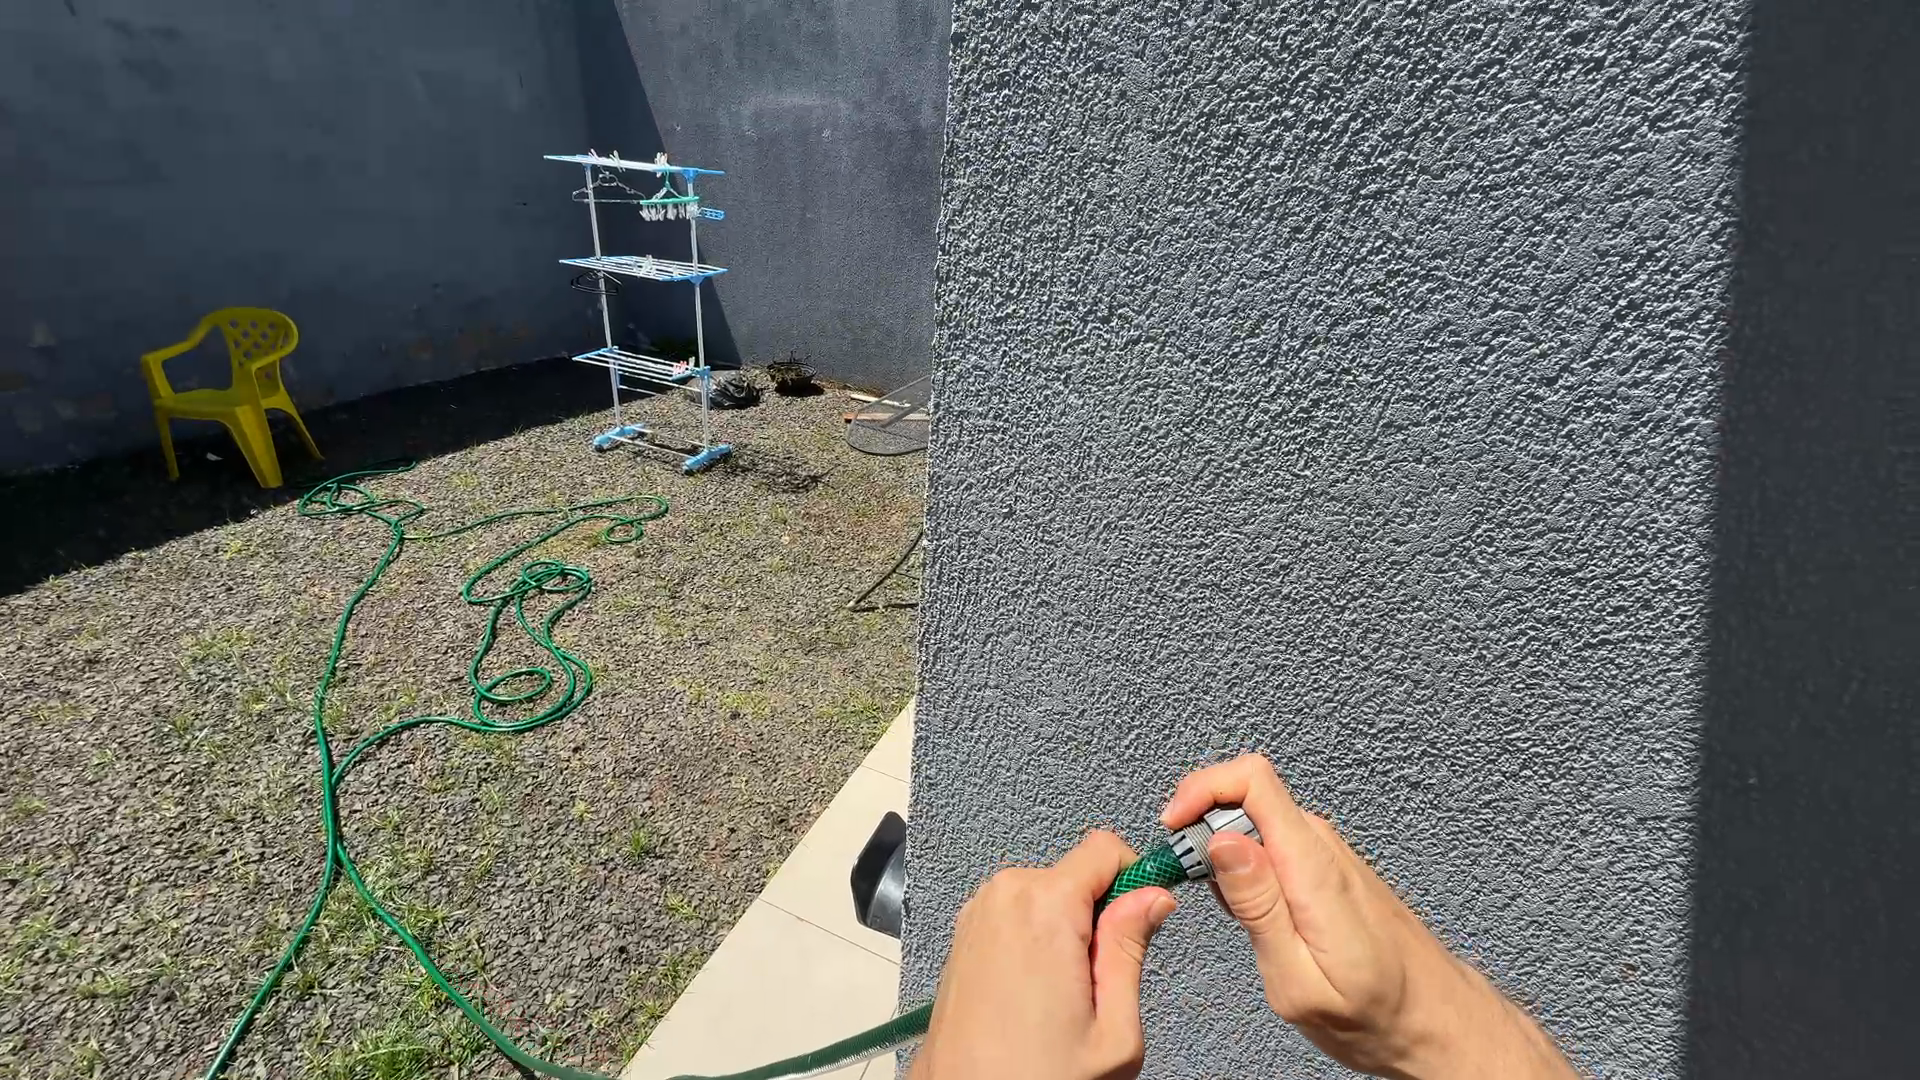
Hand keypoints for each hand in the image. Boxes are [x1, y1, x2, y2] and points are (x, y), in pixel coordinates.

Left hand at [909, 830, 1176, 1079]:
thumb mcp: (1111, 1032)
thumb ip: (1130, 949)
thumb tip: (1154, 895)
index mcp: (1045, 905)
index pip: (1104, 847)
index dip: (1133, 876)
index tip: (1141, 919)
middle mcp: (1006, 891)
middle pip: (1075, 874)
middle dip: (1095, 917)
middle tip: (1092, 984)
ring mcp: (980, 907)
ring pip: (1047, 892)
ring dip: (1064, 929)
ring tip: (1057, 994)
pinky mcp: (965, 926)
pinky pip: (1018, 908)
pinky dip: (1035, 934)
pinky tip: (1031, 989)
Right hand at [1163, 755, 1576, 1079]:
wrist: (1440, 1023)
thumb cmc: (1375, 1015)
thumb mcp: (1298, 981)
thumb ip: (1256, 906)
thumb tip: (1219, 840)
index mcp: (1311, 864)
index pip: (1251, 777)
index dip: (1201, 787)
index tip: (1174, 825)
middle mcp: (1319, 842)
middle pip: (1243, 791)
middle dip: (1201, 822)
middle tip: (1190, 876)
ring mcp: (1324, 848)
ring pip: (1252, 814)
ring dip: (1220, 844)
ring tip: (1229, 905)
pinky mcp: (1324, 860)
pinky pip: (1269, 835)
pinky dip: (1242, 859)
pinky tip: (1253, 907)